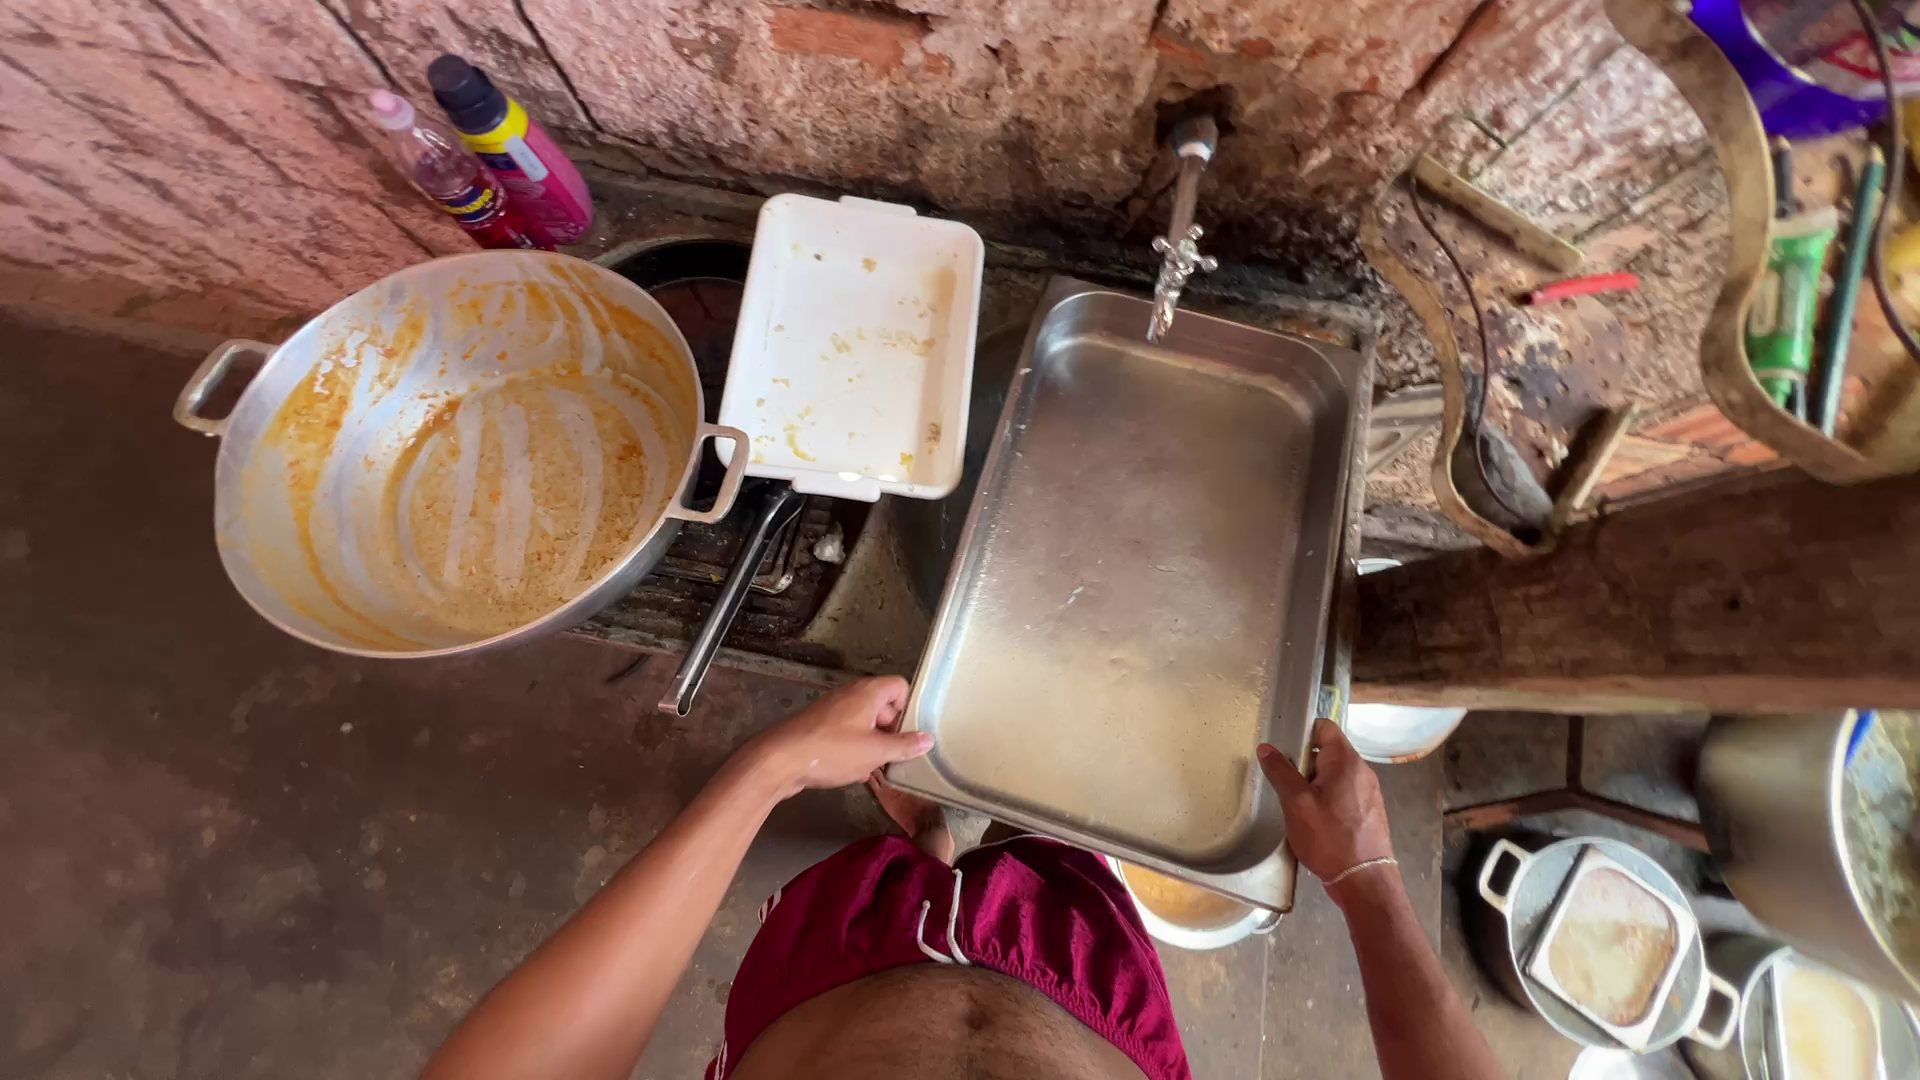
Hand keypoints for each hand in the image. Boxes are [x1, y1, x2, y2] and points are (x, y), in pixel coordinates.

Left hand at [743, 676, 932, 798]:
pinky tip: (853, 772)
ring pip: (865, 723)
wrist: (778, 760)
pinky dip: (854, 750)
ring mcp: (833, 710)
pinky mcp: (819, 727)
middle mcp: (851, 695)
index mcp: (868, 692)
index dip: (908, 708)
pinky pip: (847, 734)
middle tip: (895, 756)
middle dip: (892, 732)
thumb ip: (904, 746)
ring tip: (875, 768)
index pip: (900, 687)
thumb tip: (928, 739)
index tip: (909, 733)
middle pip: (883, 707)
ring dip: (873, 744)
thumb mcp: (875, 752)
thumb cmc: (831, 751)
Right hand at [1258, 718, 1392, 884]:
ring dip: (1313, 782)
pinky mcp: (1369, 811)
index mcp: (1347, 762)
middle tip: (1284, 780)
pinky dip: (1326, 797)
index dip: (1301, 732)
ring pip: (1334, 773)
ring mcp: (1369, 792)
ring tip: (1295, 802)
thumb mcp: (1296, 803)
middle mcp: (1362, 772)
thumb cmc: (1329, 839)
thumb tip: (1266, 748)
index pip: (1325, 728)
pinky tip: (1313, 818)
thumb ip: (1280, 771)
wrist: (1364, 883)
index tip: (1282, 748)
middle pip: (1327, 751)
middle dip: (1303, 761)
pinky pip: (1343, 791)